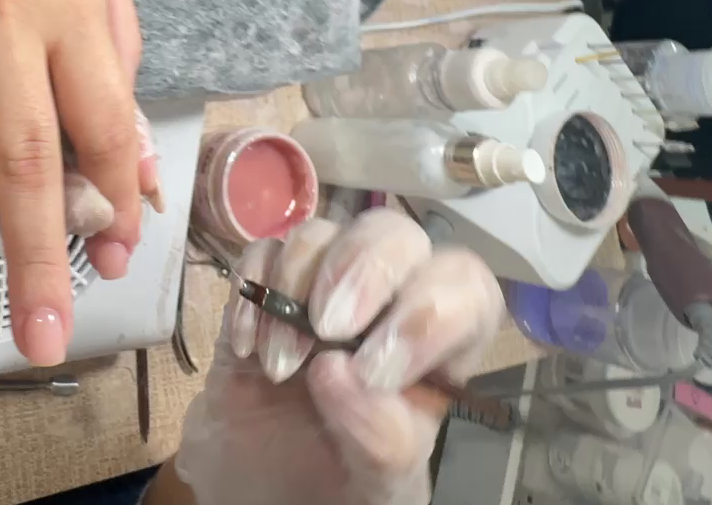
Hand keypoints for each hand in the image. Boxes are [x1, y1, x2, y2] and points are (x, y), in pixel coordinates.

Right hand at [172, 210, 502, 504]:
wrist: (259, 487)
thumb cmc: (336, 486)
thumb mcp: (380, 485)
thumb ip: (379, 436)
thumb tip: (337, 368)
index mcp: (437, 349)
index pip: (463, 288)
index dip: (427, 310)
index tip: (376, 369)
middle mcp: (384, 301)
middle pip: (392, 233)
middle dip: (362, 271)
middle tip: (327, 328)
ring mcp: (319, 285)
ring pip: (320, 232)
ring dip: (295, 288)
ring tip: (280, 367)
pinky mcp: (263, 284)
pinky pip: (261, 251)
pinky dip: (252, 289)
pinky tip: (248, 346)